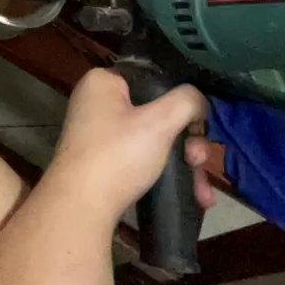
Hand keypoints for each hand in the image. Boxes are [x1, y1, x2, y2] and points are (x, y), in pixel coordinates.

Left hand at [49, 68, 215, 220]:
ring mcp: (101, 130)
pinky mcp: (106, 156)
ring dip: (183, 164)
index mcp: (103, 81)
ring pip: (155, 139)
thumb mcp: (158, 123)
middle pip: (158, 114)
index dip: (181, 103)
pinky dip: (167, 173)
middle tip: (198, 162)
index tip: (199, 128)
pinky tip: (195, 196)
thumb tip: (198, 99)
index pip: (153, 80)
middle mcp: (99, 101)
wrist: (83, 203)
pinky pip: (144, 156)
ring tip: (202, 192)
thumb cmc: (118, 154)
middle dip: (187, 142)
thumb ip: (185, 102)